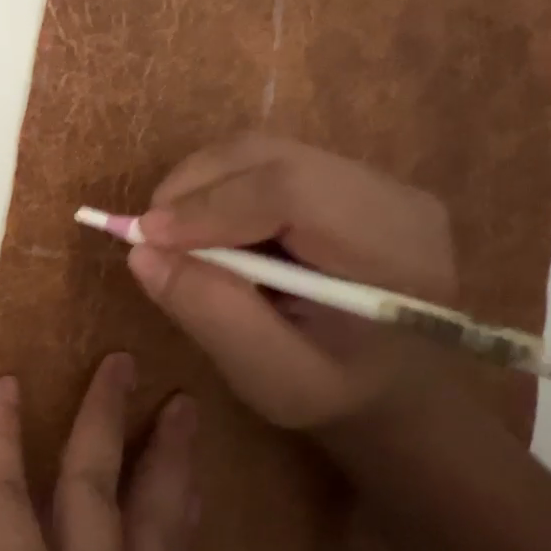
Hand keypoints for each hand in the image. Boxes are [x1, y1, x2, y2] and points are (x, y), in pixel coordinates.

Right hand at [0, 355, 198, 550]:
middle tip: (126, 362)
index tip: (8, 381)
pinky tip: (192, 501)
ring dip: (171, 463)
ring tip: (186, 416)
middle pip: (93, 483)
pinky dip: (186, 524)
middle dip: (105, 418)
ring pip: (159, 523)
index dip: (2, 434)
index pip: (5, 491)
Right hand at [126, 135, 457, 430]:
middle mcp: (387, 194)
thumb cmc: (347, 396)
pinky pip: (262, 164)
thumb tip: (142, 254)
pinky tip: (208, 229)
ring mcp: (365, 178)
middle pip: (269, 159)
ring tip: (175, 234)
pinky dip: (218, 188)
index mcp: (394, 248)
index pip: (291, 192)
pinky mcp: (339, 177)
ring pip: (259, 153)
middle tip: (150, 234)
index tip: (148, 238)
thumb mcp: (278, 378)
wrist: (407, 391)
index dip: (210, 206)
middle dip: (195, 188)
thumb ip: (214, 313)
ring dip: (201, 186)